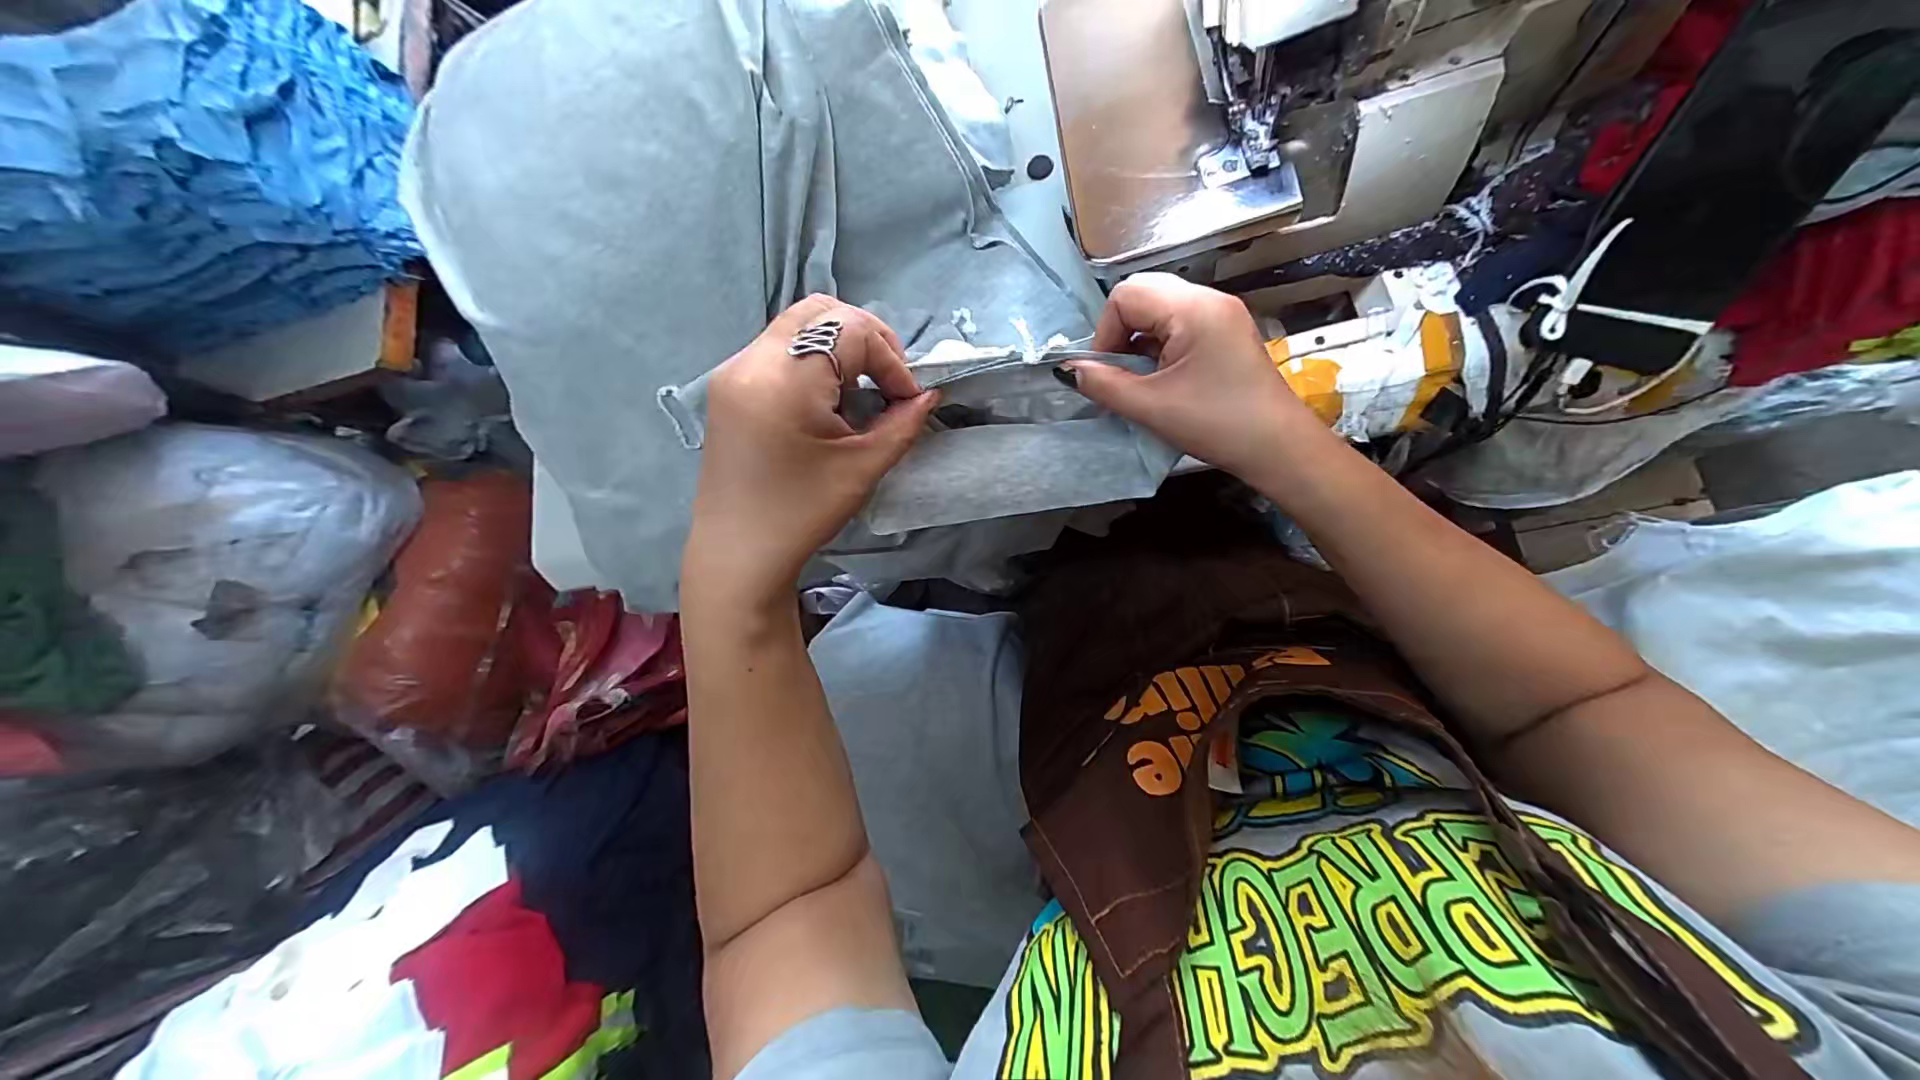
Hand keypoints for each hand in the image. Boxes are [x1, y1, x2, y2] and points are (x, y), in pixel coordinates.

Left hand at [684, 295, 940, 604]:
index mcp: (783, 379)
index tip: (906, 399)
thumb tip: (927, 395)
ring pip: (797, 325)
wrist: (738, 553)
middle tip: (887, 381)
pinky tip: (827, 400)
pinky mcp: (728, 387)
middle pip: (820, 311)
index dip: (890, 358)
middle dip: (866, 337)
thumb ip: (902, 423)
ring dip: (839, 345)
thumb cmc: (802, 514)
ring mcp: (734, 371)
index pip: (851, 330)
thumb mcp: (863, 467)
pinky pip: (778, 349)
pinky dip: (813, 359)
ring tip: (859, 391)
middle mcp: (751, 361)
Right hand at [1063, 272, 1330, 480]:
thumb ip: (1104, 384)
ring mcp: (1222, 314)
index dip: (1105, 332)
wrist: (1278, 447)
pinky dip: (1160, 345)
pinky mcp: (1227, 332)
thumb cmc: (1217, 424)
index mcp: (1193, 308)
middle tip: (1121, 373)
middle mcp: (1209, 299)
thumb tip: (1070, 370)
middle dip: (1120, 332)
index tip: (1107, 372)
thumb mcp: (1151, 406)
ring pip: (1160, 309)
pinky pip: (1179, 323)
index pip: (1126, 295)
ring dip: (1139, 340)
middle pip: (1143, 294)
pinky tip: (1163, 377)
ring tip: (1142, 379)